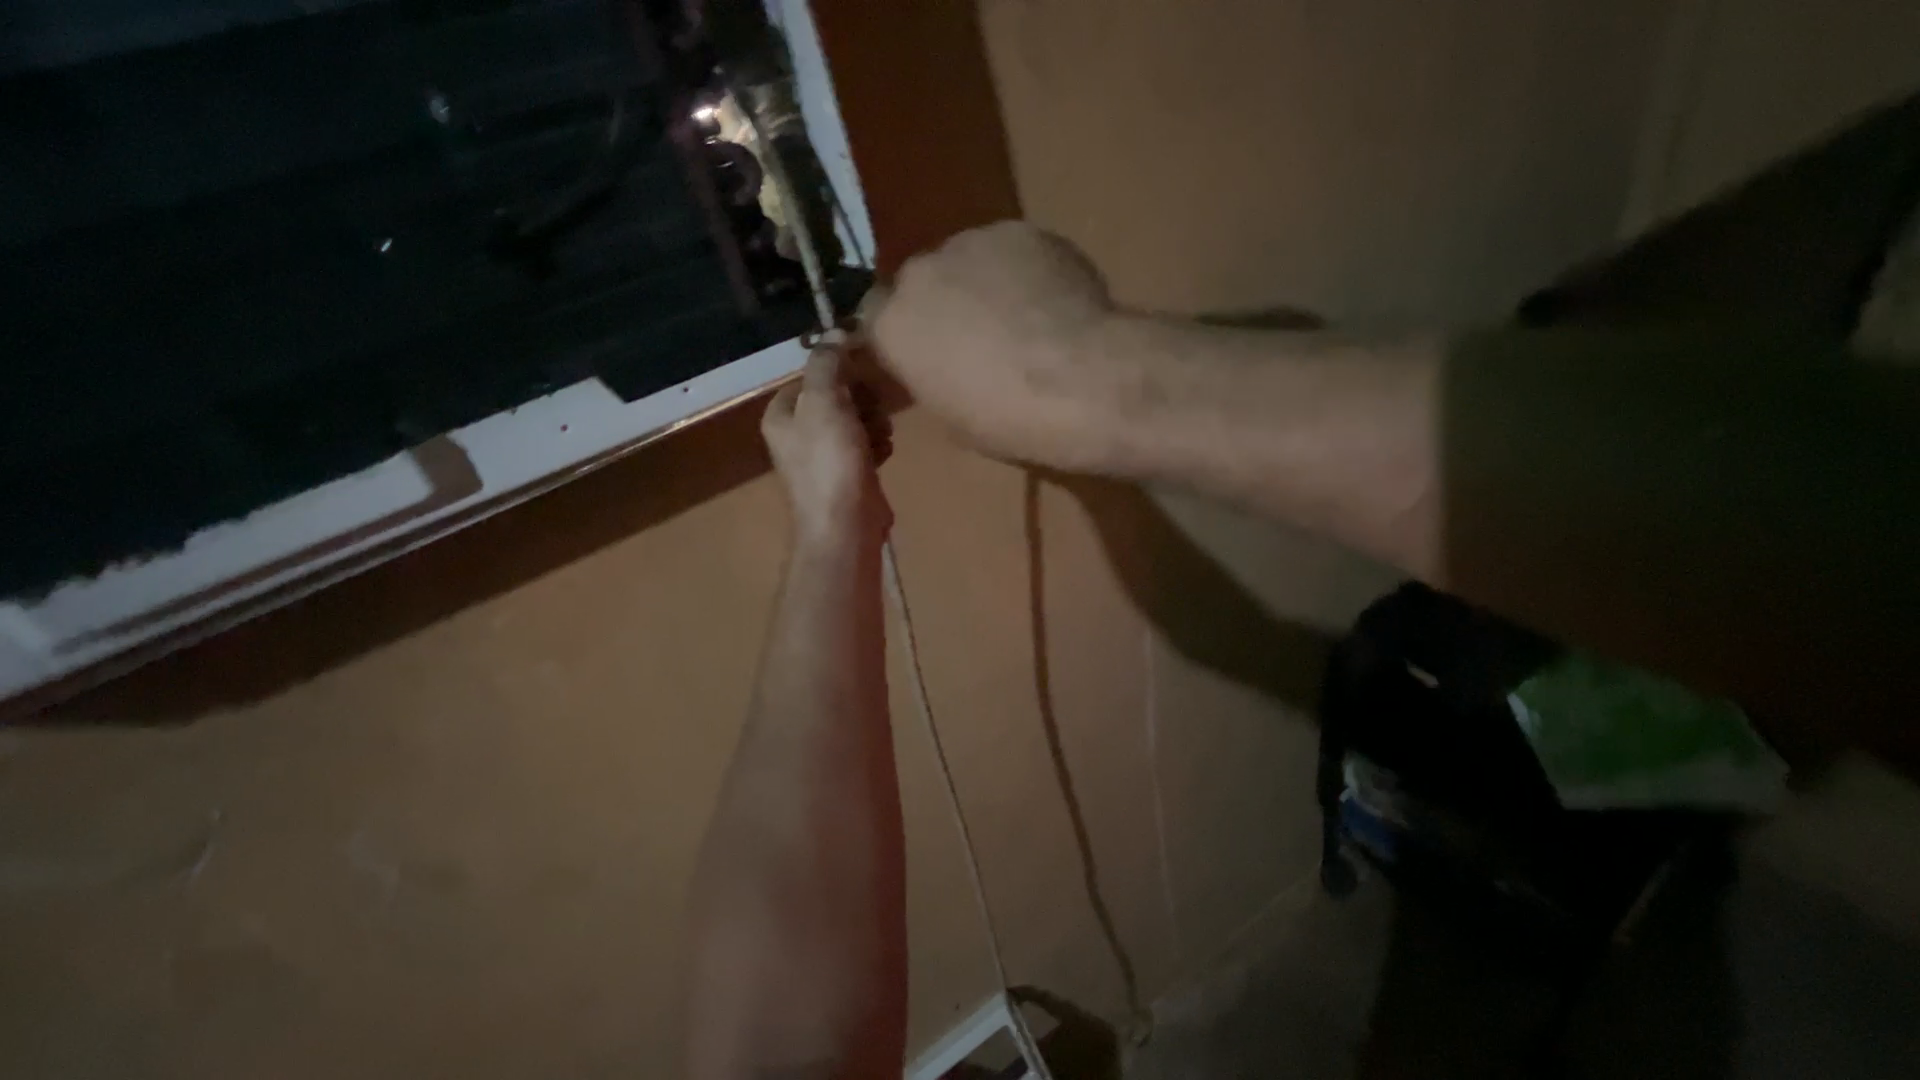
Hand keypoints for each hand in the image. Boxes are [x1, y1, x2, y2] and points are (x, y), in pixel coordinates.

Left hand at [762, 348, 892, 546]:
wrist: (845, 527)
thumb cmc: (830, 462)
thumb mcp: (824, 402)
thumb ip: (828, 363)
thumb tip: (836, 330)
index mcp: (781, 414)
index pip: (812, 375)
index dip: (840, 370)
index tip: (864, 375)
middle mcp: (796, 435)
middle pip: (835, 397)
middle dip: (861, 399)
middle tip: (876, 408)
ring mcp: (822, 458)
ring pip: (853, 421)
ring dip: (873, 421)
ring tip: (882, 434)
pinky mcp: (846, 477)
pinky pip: (864, 447)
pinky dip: (877, 445)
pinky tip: (885, 452)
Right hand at [867, 221, 1118, 467]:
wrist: (1079, 381)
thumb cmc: (1007, 417)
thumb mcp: (951, 416)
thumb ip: (933, 377)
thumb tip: (945, 366)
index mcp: (891, 325)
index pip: (874, 316)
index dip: (903, 331)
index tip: (925, 351)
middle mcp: (920, 273)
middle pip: (923, 282)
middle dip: (944, 303)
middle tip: (979, 337)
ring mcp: (971, 243)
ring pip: (969, 260)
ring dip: (985, 283)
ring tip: (1023, 318)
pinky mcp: (1022, 231)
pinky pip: (1014, 251)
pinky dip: (1026, 271)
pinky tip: (1053, 301)